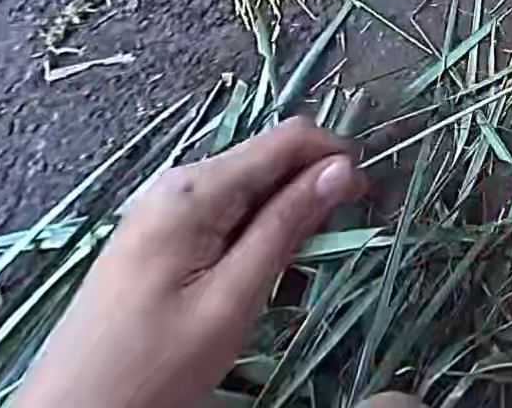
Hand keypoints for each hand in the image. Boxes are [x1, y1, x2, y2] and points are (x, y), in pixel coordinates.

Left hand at [14, 117, 369, 407]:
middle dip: (313, 181)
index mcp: (193, 190)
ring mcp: (166, 207)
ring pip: (256, 182)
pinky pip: (231, 207)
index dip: (335, 155)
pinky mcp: (162, 232)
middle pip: (272, 155)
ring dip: (289, 206)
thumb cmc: (148, 374)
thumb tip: (344, 167)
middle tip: (338, 230)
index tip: (363, 193)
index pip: (289, 137)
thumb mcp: (231, 299)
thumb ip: (288, 224)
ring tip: (300, 257)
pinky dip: (261, 224)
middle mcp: (179, 183)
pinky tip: (263, 263)